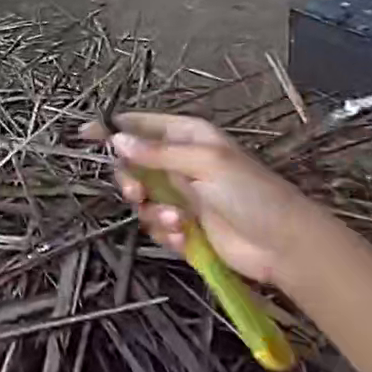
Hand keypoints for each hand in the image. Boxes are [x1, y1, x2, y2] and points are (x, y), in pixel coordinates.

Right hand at [83, 113, 330, 289]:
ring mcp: (180, 195)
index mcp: (187, 136)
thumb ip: (157, 152)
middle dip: (130, 179)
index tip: (86, 136)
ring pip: (141, 198)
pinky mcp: (183, 225)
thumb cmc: (252, 194)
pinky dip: (167, 231)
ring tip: (178, 222)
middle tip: (136, 192)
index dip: (112, 129)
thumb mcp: (205, 163)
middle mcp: (179, 162)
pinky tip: (186, 236)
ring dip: (153, 212)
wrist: (285, 246)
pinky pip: (156, 224)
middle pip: (132, 163)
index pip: (140, 125)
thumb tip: (116, 140)